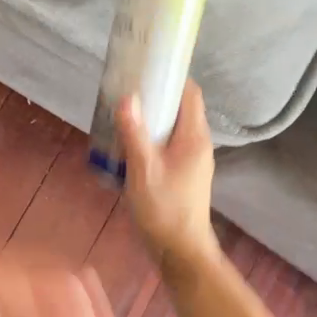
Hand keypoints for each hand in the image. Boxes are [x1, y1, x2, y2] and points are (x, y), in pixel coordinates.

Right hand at [117, 81, 219, 274]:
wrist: (179, 250)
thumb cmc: (164, 208)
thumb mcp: (143, 169)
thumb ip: (134, 133)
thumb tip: (127, 96)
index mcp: (194, 137)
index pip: (190, 93)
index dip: (170, 75)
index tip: (144, 66)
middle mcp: (196, 143)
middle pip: (179, 105)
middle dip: (153, 93)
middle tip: (123, 85)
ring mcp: (190, 158)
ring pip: (170, 124)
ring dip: (148, 115)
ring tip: (119, 109)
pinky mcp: (181, 170)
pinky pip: (165, 140)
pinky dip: (148, 133)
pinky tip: (125, 139)